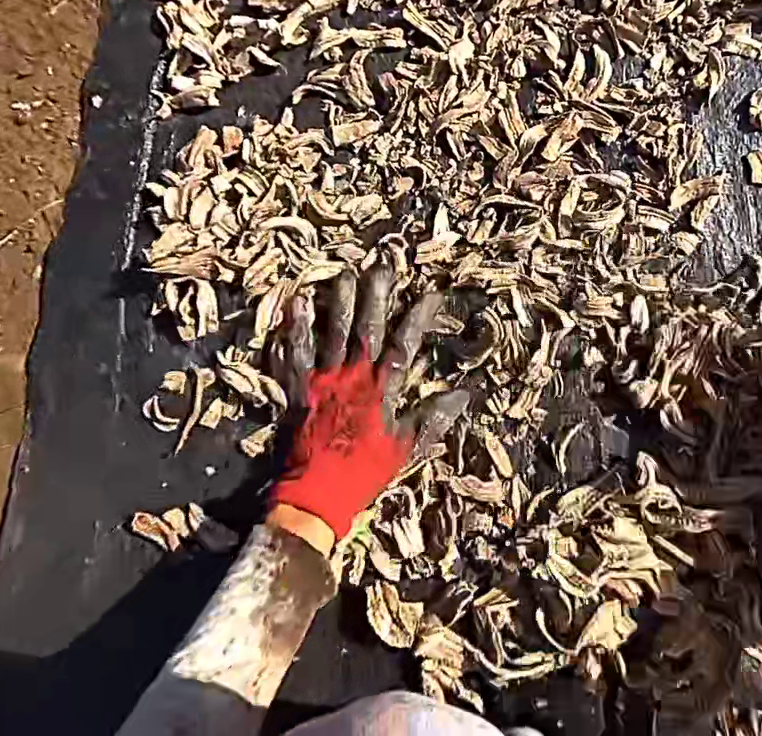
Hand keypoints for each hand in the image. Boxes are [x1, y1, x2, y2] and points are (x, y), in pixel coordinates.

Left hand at [267, 262, 470, 546]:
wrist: (317, 494)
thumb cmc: (365, 471)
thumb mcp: (406, 449)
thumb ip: (433, 418)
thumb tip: (464, 393)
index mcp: (383, 391)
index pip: (405, 346)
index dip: (419, 318)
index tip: (431, 292)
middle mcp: (355, 377)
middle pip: (368, 329)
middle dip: (377, 296)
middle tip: (382, 266)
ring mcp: (325, 379)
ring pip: (335, 332)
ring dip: (341, 302)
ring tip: (346, 273)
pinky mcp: (299, 386)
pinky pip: (297, 352)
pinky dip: (298, 327)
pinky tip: (299, 300)